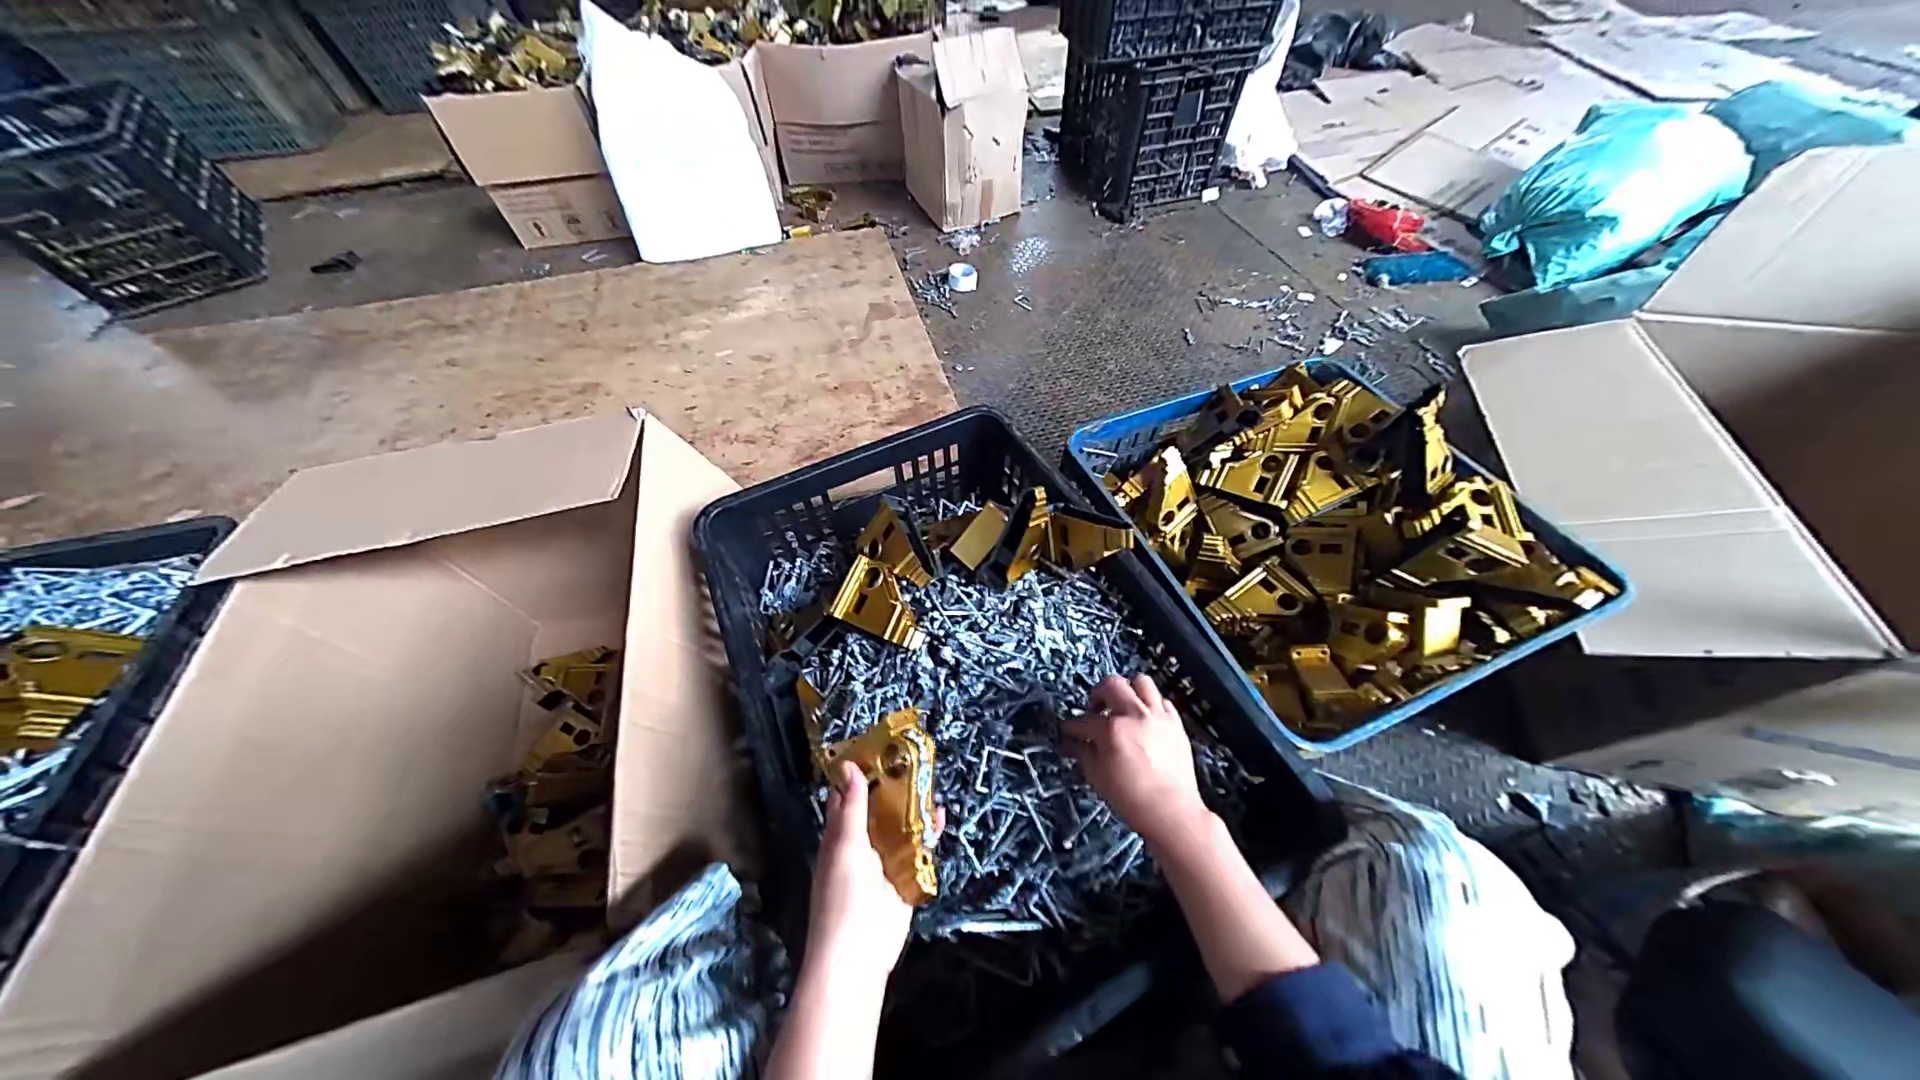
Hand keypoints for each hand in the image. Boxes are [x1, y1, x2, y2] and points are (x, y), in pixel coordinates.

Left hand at [806, 760, 913, 985]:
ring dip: (914, 806)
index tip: (878, 745)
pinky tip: (940, 816)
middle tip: (913, 757)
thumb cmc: (843, 896)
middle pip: (879, 808)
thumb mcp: (844, 846)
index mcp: (840, 835)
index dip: (860, 772)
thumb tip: (849, 767)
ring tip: (930, 779)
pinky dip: (929, 832)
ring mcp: (885, 861)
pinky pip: (919, 849)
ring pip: (901, 826)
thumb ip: (851, 809)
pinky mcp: (906, 877)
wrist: (858, 955)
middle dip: (894, 786)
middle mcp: (862, 844)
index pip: (849, 796)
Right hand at [1061, 675, 1211, 850]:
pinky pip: (1162, 701)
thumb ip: (1084, 753)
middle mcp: (1135, 715)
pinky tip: (1145, 718)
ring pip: (1141, 682)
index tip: (1067, 729)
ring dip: (1128, 690)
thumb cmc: (1133, 799)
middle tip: (1095, 708)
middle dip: (1098, 693)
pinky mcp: (1176, 724)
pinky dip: (1151, 705)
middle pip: (1112, 684)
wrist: (1172, 812)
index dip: (1071, 726)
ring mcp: (1158, 717)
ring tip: (1122, 705)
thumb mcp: (1098, 777)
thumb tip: (1074, 742)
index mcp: (1112, 730)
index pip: (1083, 720)